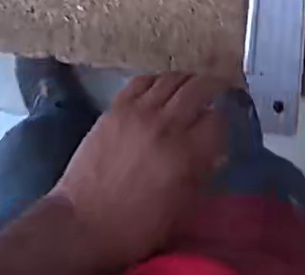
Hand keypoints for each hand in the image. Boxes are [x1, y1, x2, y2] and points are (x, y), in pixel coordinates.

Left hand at [47, 73, 226, 269]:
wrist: (84, 224)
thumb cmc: (135, 227)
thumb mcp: (179, 210)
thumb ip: (199, 173)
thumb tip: (211, 150)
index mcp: (185, 155)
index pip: (216, 120)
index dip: (220, 121)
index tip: (218, 124)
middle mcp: (166, 125)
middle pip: (198, 88)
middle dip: (211, 85)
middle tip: (215, 86)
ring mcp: (139, 111)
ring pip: (171, 78)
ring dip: (185, 79)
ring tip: (188, 83)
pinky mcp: (117, 107)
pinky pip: (142, 80)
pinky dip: (156, 80)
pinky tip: (158, 87)